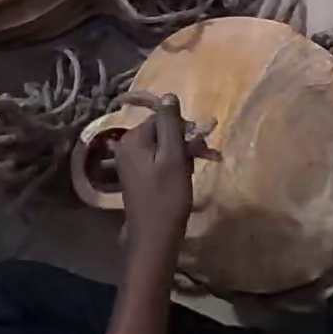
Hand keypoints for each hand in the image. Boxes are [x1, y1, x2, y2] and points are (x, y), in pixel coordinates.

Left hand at [114, 95, 193, 270]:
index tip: (202, 143)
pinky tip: (186, 176)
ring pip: (163, 146)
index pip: (163, 118)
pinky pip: (158, 160)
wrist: (154, 238)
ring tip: (197, 169)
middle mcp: (126, 146)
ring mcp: (130, 162)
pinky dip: (174, 164)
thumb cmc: (167, 197)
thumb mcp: (173, 156)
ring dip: (183, 154)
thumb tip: (168, 95)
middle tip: (206, 156)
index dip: (184, 129)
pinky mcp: (136, 176)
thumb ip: (171, 124)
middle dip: (185, 141)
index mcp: (133, 139)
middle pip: (162, 131)